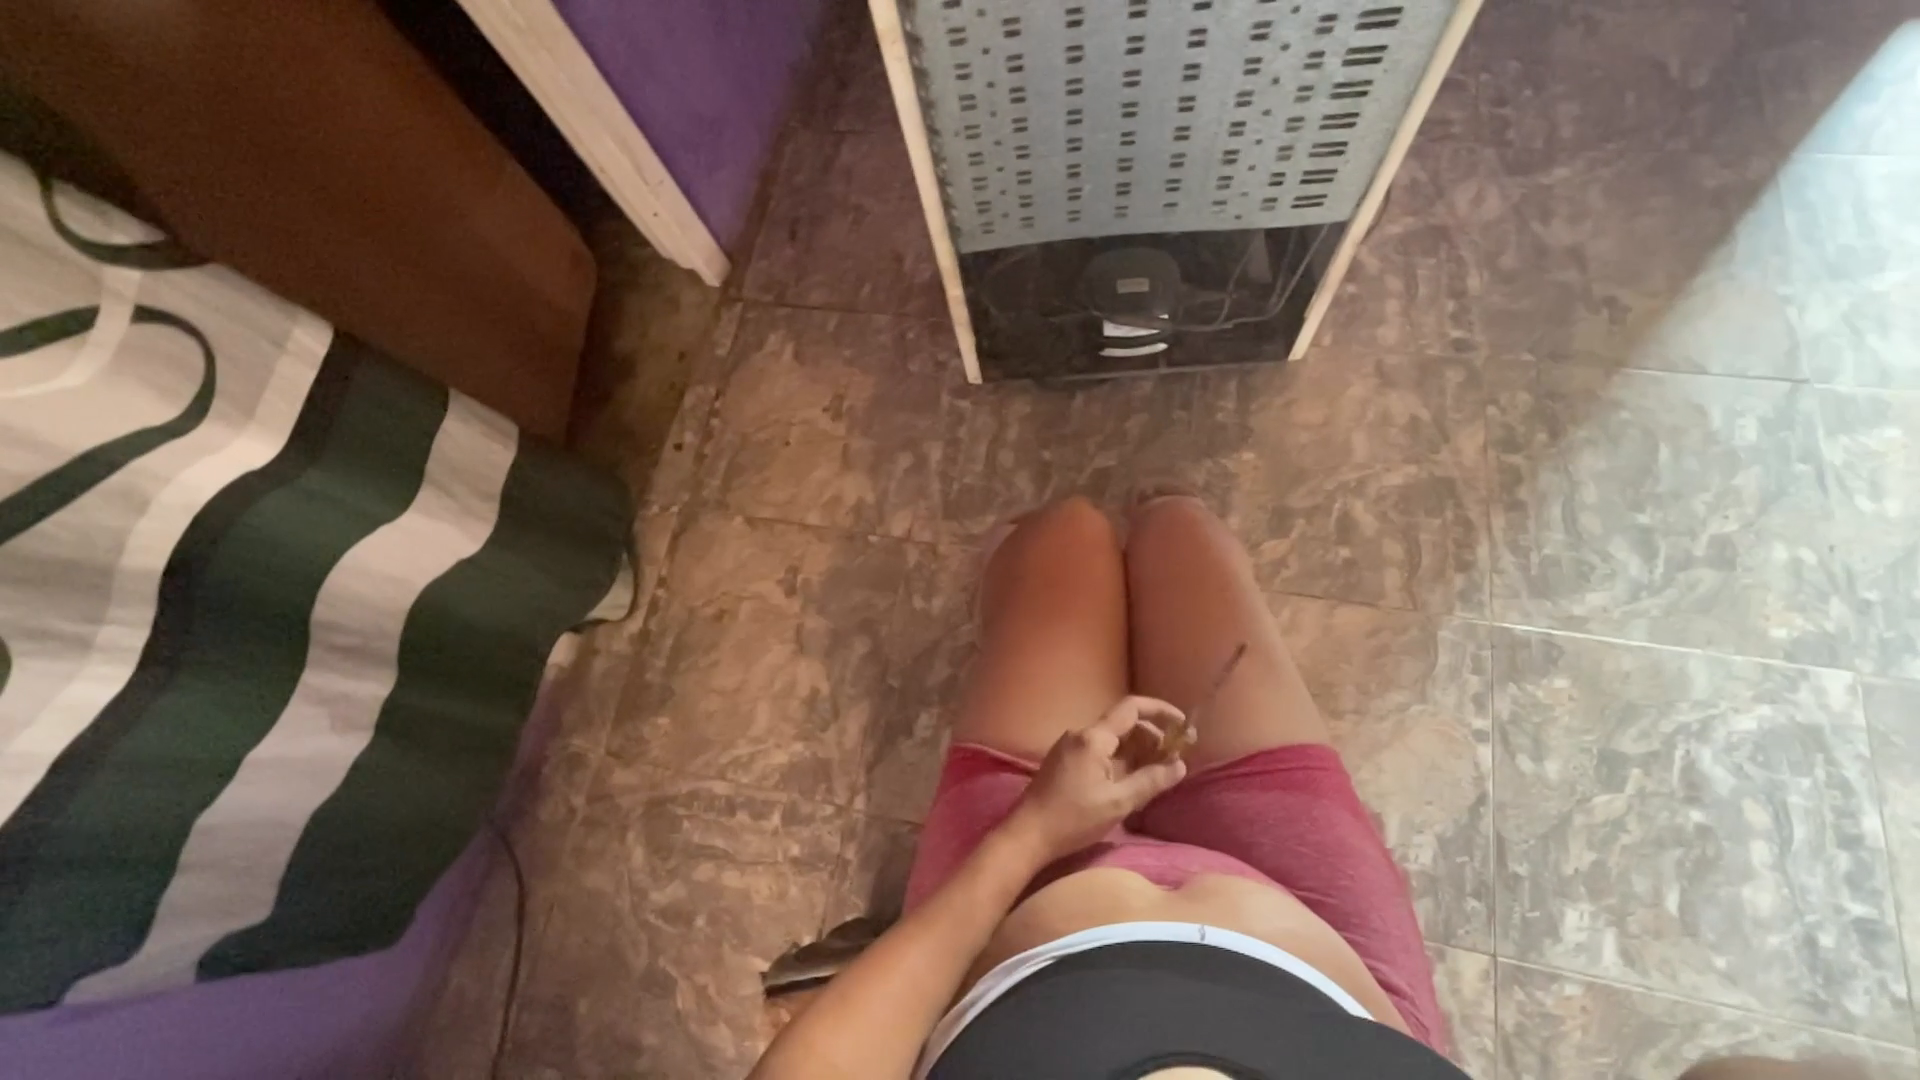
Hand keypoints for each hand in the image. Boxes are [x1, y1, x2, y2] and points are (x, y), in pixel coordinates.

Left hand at [1000, 696, 1189, 863]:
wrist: (1027, 834)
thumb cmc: (1073, 819)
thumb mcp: (1118, 803)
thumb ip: (1151, 781)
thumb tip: (1180, 765)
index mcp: (1093, 738)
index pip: (1132, 708)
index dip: (1161, 711)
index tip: (1184, 724)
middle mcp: (1080, 734)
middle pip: (1123, 723)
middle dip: (1152, 737)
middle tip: (1174, 759)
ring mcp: (1069, 746)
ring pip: (1111, 738)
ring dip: (1136, 749)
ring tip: (1157, 771)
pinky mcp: (1064, 760)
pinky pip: (1098, 749)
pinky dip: (1119, 757)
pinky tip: (1131, 778)